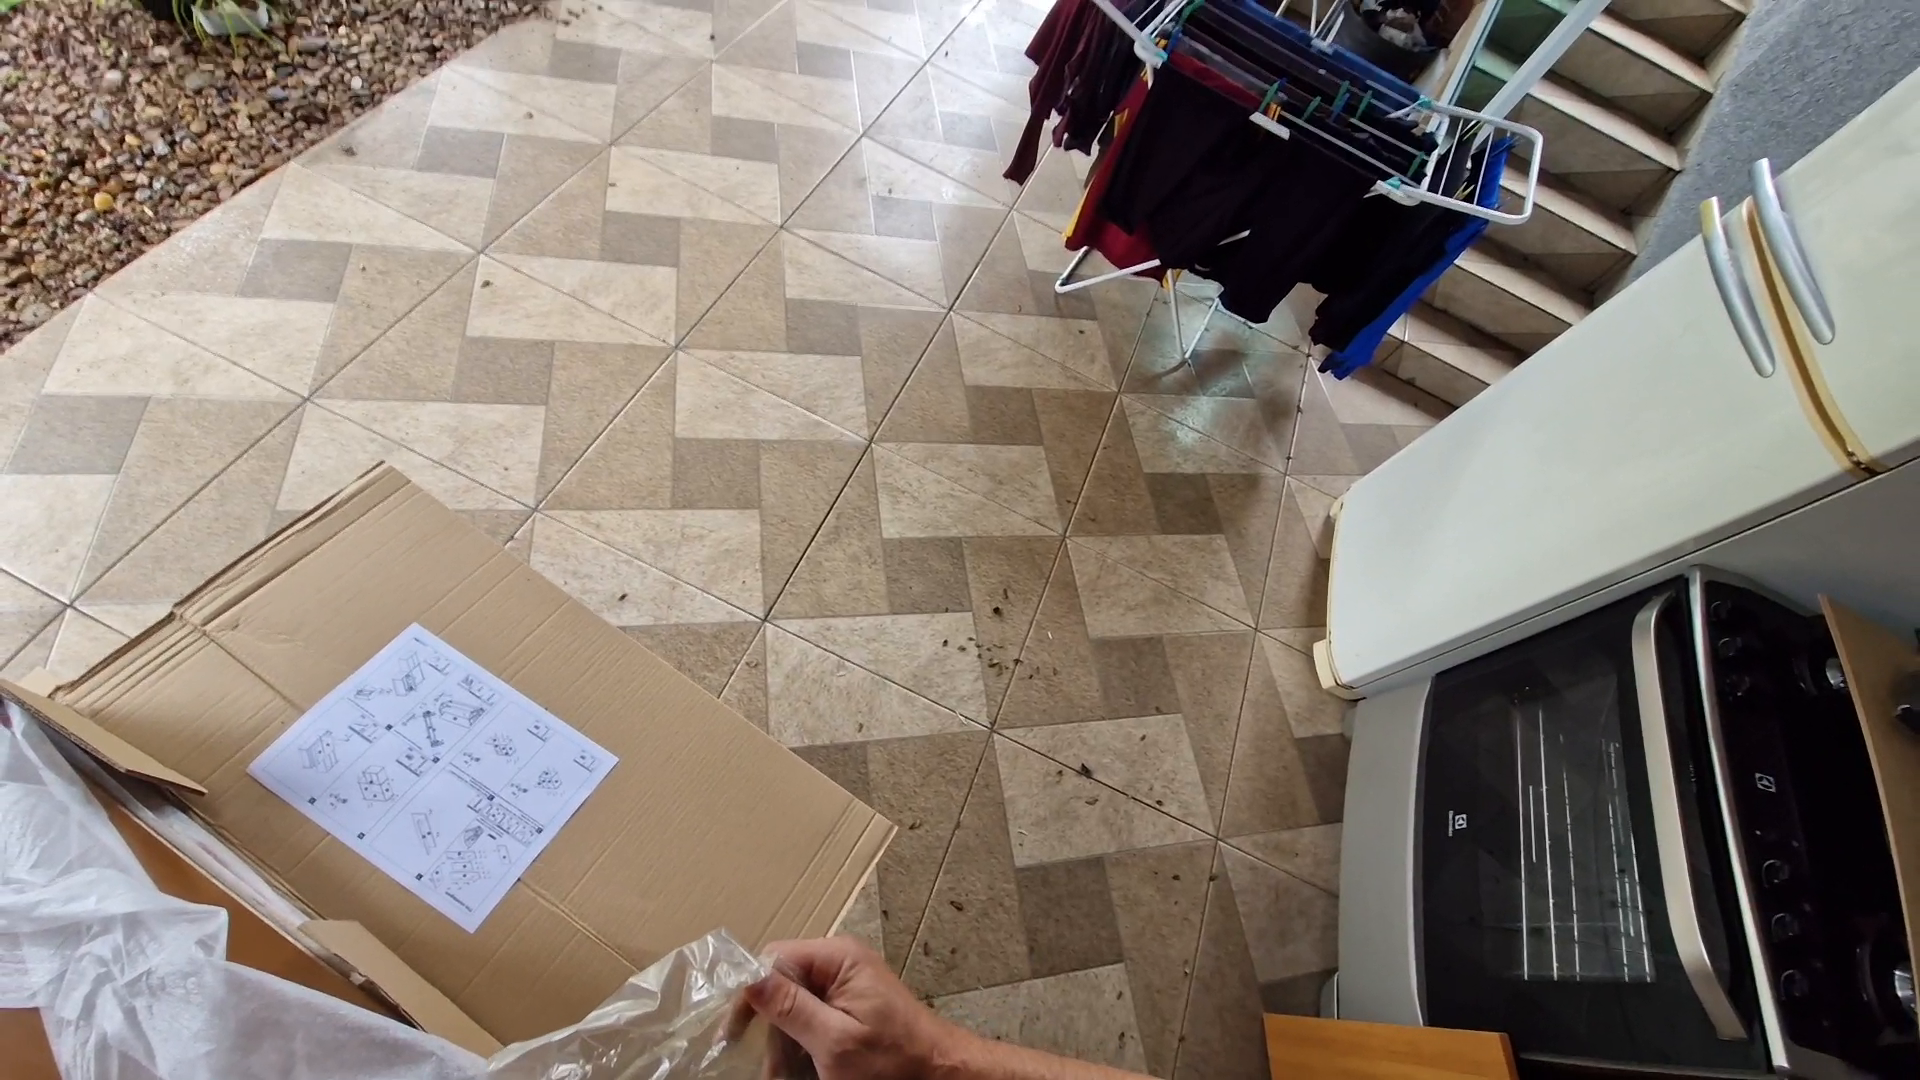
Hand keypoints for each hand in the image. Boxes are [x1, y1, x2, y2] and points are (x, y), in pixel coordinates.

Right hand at [744, 937, 971, 1079]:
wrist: (937, 1072)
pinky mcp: (850, 1002)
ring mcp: (846, 981)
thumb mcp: (835, 1040)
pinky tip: (802, 1068)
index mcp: (838, 957)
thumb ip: (792, 1007)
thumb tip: (749, 977)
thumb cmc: (891, 1059)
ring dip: (784, 1041)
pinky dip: (802, 1042)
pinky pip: (813, 1014)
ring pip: (795, 1003)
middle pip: (783, 981)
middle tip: (766, 1069)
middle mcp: (840, 960)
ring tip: (783, 1074)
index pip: (776, 956)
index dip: (750, 991)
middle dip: (770, 1026)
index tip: (731, 1034)